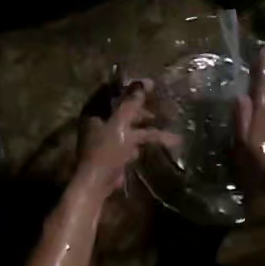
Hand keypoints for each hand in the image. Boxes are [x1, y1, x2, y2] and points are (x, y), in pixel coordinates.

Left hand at [74, 81, 179, 198]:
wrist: (97, 184)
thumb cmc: (106, 150)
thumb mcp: (120, 123)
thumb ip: (131, 102)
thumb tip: (145, 81)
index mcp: (95, 110)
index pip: (112, 90)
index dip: (131, 86)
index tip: (151, 84)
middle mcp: (99, 120)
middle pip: (123, 107)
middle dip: (144, 107)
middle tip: (163, 103)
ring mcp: (106, 136)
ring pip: (130, 125)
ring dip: (149, 126)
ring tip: (170, 124)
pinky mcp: (114, 151)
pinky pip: (132, 140)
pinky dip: (145, 141)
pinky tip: (164, 141)